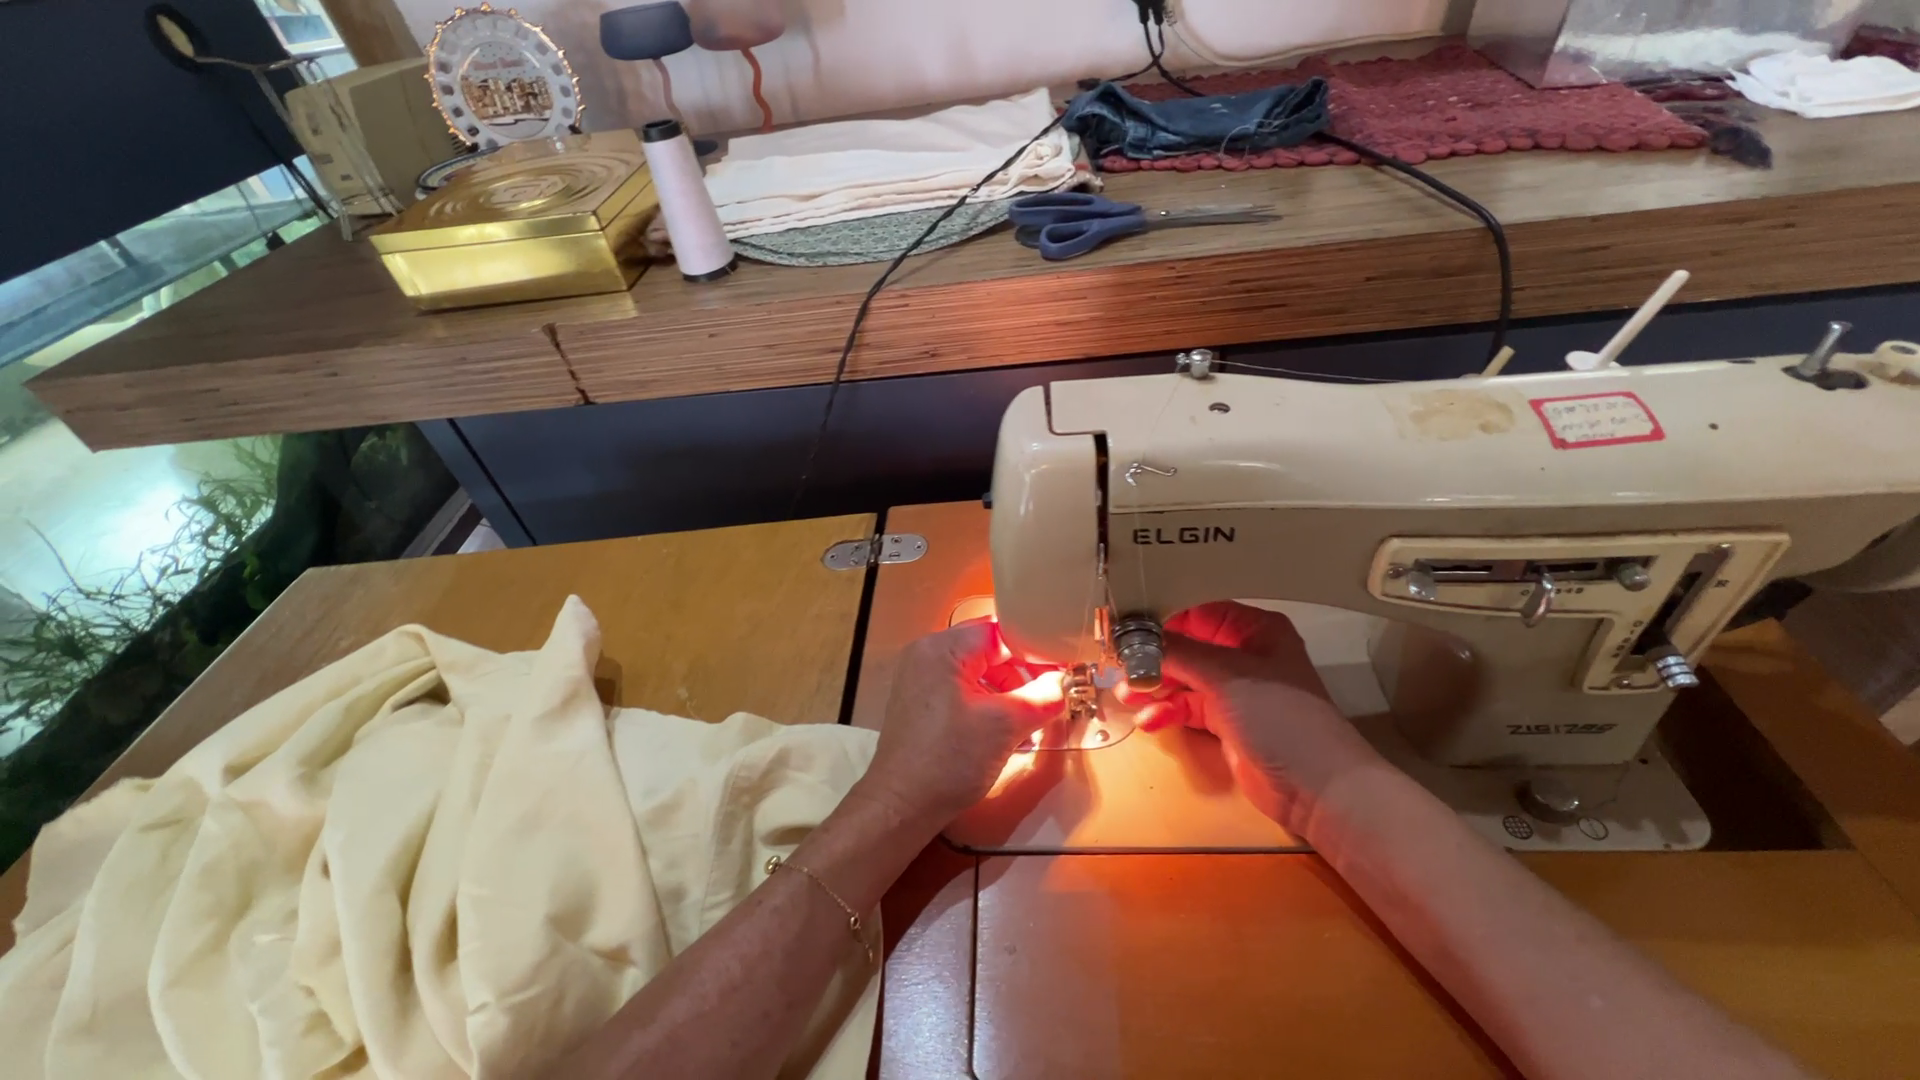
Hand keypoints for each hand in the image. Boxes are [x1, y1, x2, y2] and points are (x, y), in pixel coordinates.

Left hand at [862, 621, 1063, 829]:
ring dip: (1005, 695)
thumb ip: (1041, 698)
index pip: (999, 632)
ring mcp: (919, 679)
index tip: (1060, 667)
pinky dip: (985, 706)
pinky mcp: (919, 703)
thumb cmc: (951, 759)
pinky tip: (1004, 733)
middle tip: (1046, 699)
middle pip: (987, 651)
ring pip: (977, 673)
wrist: (902, 806)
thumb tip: (1064, 682)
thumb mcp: (1005, 725)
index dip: (1033, 648)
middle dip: (1020, 676)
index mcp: (942, 648)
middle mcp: (926, 654)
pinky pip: (961, 690)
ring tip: (1027, 725)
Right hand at [1122, 602, 1389, 835]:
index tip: (1123, 630)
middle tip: (1118, 667)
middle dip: (1153, 658)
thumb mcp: (1225, 676)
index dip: (1161, 620)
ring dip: (1155, 686)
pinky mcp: (1226, 722)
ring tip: (1127, 696)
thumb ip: (1178, 652)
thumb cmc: (1277, 716)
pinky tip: (1149, 722)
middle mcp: (1244, 654)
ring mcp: (1235, 690)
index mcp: (1254, 630)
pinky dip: (1167, 712)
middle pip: (1187, 645)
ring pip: (1183, 678)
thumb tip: (1133, 636)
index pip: (1197, 611)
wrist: (1315, 786)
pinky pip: (1187, 708)